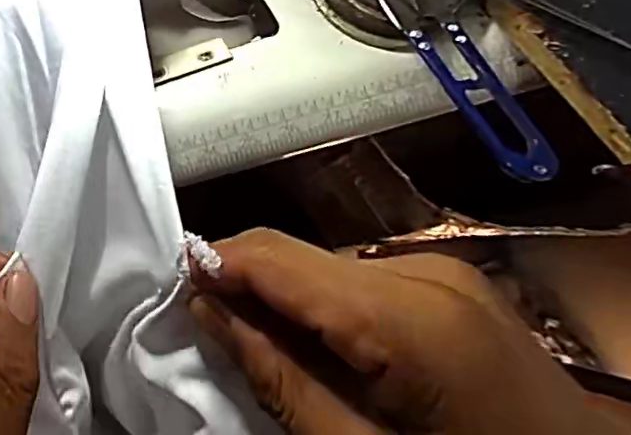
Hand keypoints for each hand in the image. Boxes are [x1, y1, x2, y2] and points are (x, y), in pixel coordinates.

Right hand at [189, 229, 625, 434]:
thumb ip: (279, 378)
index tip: (175, 288)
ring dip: (283, 294)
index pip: (273, 257)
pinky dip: (323, 302)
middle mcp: (426, 273)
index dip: (212, 265)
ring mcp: (447, 275)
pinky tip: (325, 346)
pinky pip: (357, 277)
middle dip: (244, 282)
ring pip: (319, 261)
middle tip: (213, 323)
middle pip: (294, 253)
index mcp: (411, 317)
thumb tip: (206, 308)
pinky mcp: (456, 286)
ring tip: (271, 344)